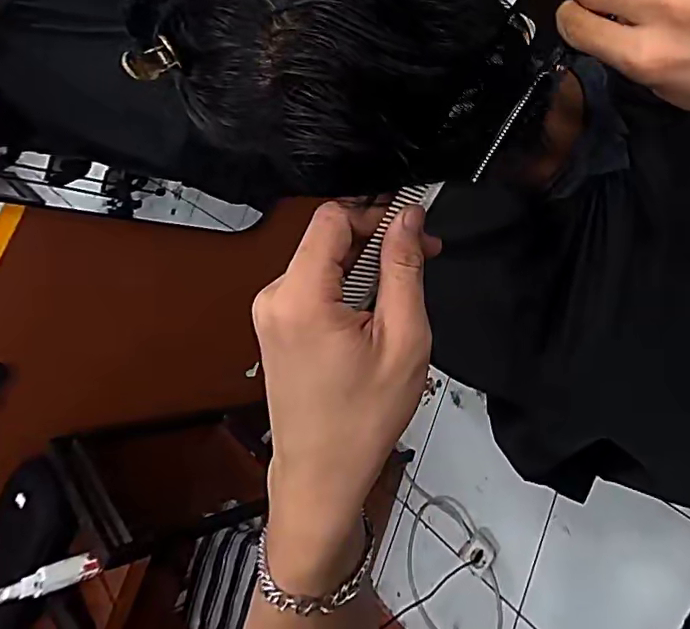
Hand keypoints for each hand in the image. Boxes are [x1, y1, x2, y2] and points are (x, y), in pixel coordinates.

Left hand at [254, 202, 440, 593]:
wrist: (320, 476)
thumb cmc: (360, 421)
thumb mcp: (403, 339)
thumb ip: (404, 268)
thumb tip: (407, 219)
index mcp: (301, 297)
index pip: (333, 217)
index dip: (375, 213)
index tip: (410, 227)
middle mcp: (275, 296)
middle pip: (327, 234)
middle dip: (376, 237)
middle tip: (419, 253)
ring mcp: (271, 309)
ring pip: (323, 255)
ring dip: (364, 262)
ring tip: (399, 289)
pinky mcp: (276, 320)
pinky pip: (313, 279)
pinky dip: (346, 282)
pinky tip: (373, 307)